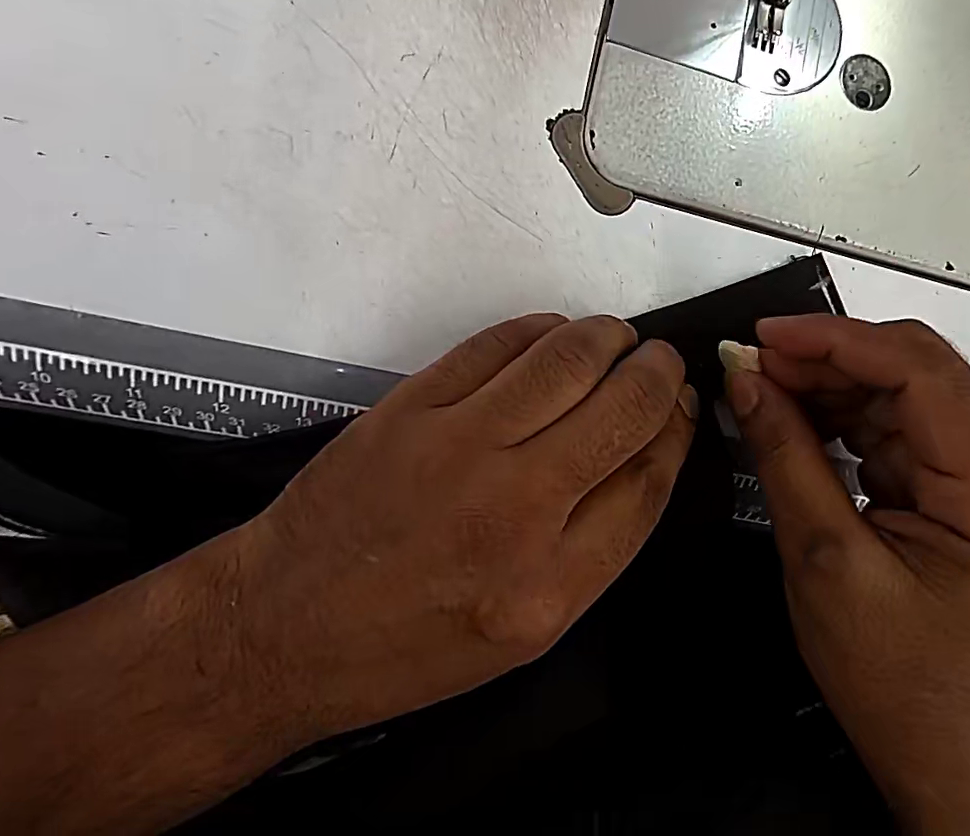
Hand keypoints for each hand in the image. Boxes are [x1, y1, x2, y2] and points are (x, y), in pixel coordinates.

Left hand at [226, 314, 695, 740]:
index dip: (675, 427)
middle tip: (657, 360)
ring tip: (612, 338)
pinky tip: (550, 333)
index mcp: (551, 584)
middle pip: (621, 410)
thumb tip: (635, 458)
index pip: (649, 479)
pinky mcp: (410, 408)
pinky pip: (494, 345)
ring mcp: (458, 447)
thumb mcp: (521, 628)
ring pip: (564, 361)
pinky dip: (536, 329)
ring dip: (603, 337)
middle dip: (655, 372)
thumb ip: (589, 544)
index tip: (678, 403)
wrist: (291, 623)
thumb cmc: (403, 640)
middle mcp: (514, 510)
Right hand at [724, 316, 969, 835]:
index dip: (835, 340)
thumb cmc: (901, 685)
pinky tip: (795, 423)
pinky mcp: (958, 500)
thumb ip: (785, 458)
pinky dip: (840, 419)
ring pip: (902, 396)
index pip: (921, 373)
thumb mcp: (825, 563)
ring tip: (762, 393)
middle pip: (917, 374)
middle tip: (751, 367)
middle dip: (828, 358)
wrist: (956, 771)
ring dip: (829, 385)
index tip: (762, 337)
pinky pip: (895, 432)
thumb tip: (745, 381)